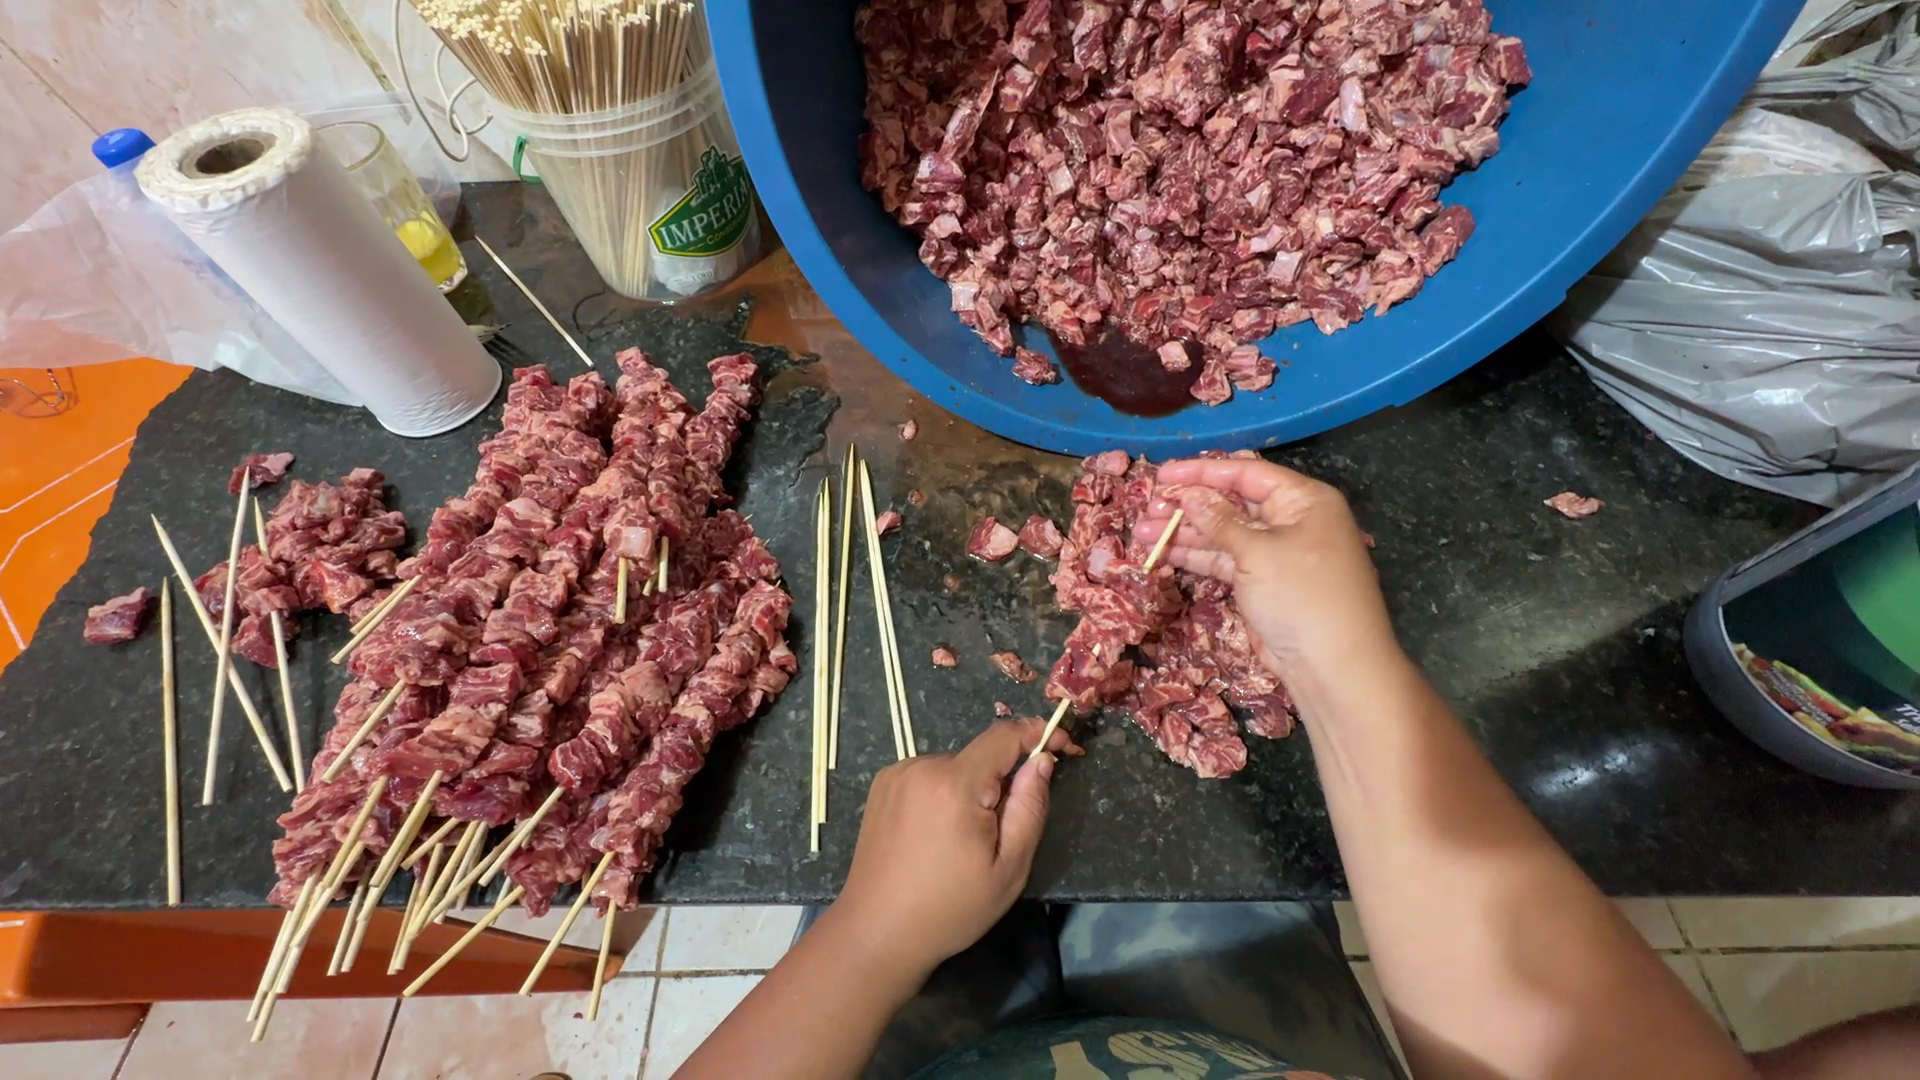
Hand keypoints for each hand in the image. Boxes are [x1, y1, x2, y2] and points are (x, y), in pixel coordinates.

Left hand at [828, 717, 1081, 977]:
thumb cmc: (950, 908)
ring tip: (960, 842)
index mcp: (955, 783)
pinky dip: (944, 793)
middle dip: (999, 783)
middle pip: (979, 756)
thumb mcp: (1008, 868)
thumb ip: (1029, 807)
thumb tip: (1042, 760)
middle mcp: (922, 766)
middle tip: (999, 833)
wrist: (877, 932)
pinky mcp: (882, 784)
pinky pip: (929, 776)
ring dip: (970, 790)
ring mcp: (898, 773)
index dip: (1038, 733)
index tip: (1063, 746)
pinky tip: (934, 835)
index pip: (1004, 735)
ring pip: (955, 767)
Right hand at [1132, 457, 1396, 678]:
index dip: (1202, 472)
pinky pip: (1222, 560)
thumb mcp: (1258, 552)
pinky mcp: (1260, 581)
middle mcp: (1289, 520)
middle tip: (1149, 506)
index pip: (1246, 474)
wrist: (1331, 665)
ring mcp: (1273, 553)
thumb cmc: (1302, 596)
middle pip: (1231, 503)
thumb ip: (1220, 521)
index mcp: (1303, 500)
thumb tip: (1190, 495)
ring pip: (1221, 534)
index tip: (1162, 473)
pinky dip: (1194, 557)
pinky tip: (1162, 553)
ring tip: (1142, 531)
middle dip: (1188, 505)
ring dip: (1183, 532)